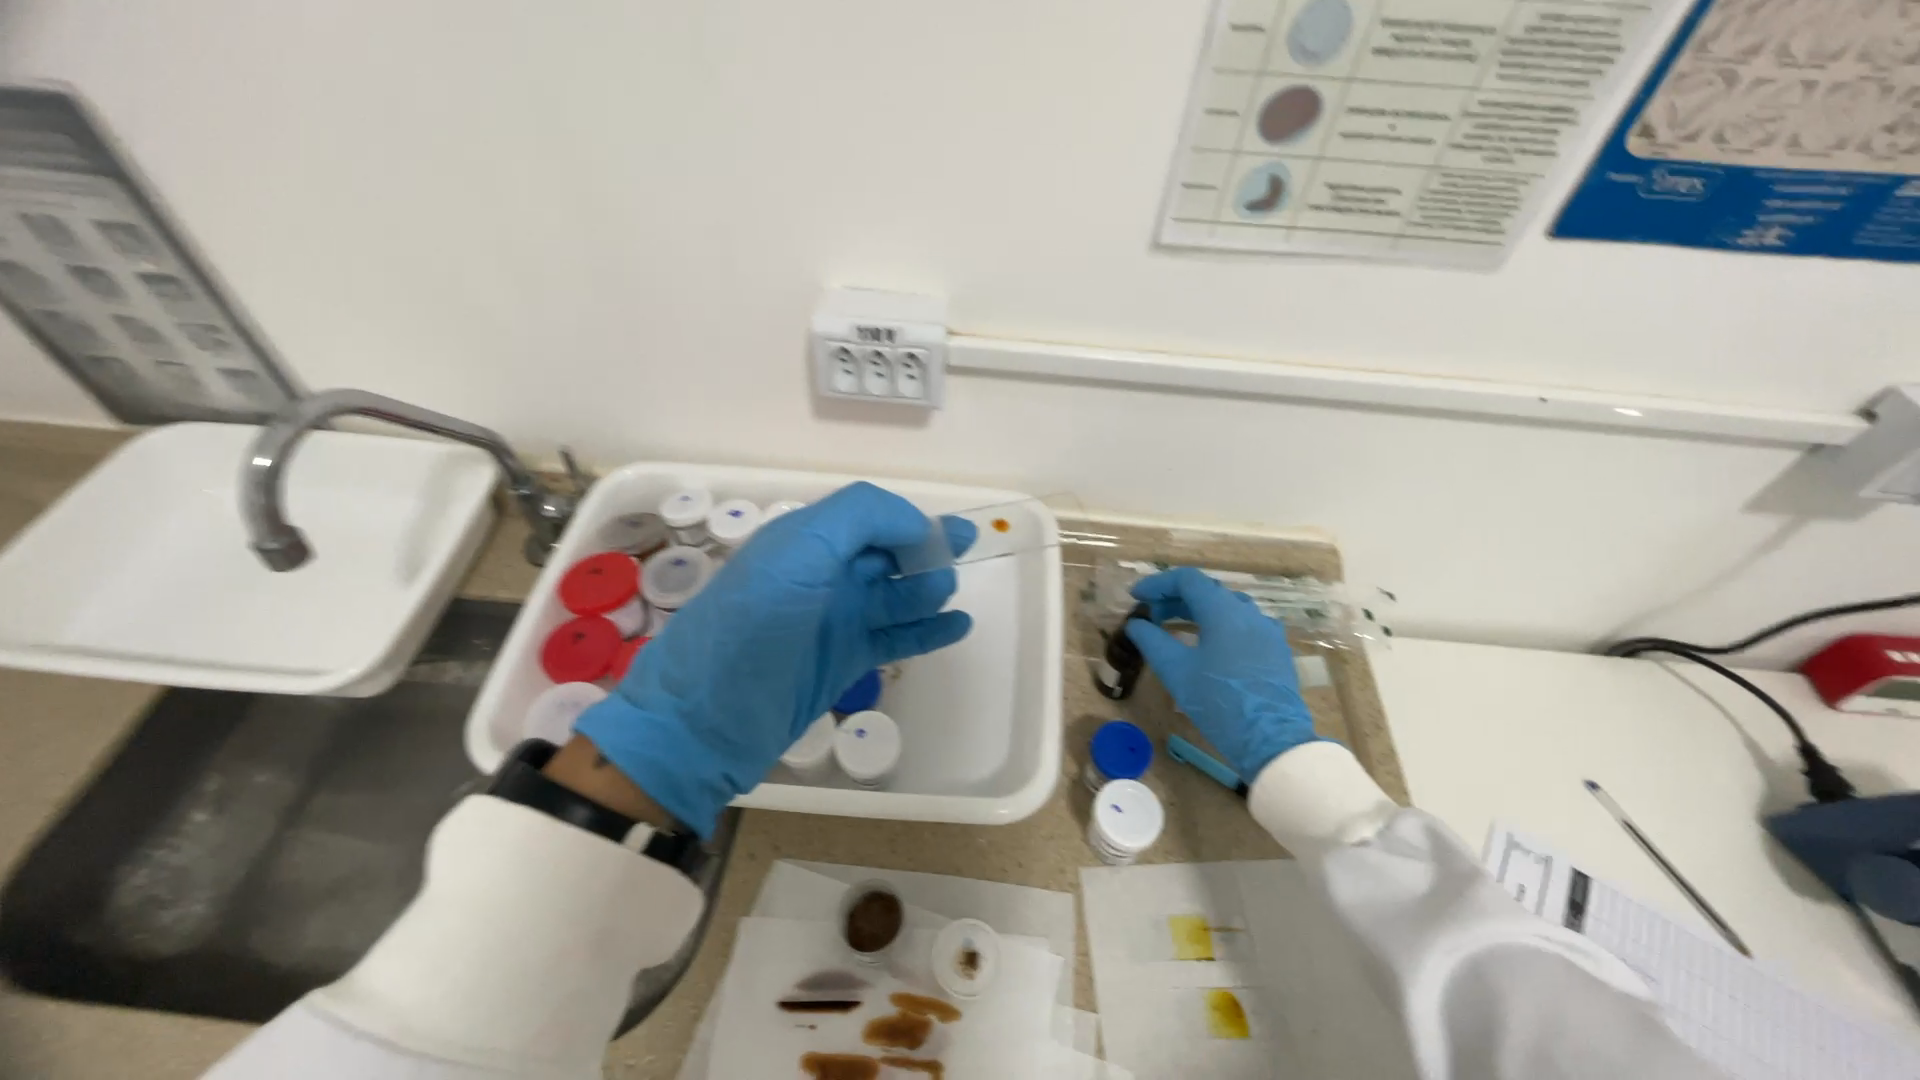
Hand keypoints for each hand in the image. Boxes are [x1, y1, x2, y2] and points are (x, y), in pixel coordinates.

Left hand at [572, 482, 973, 836]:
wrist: (702, 725)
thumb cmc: (750, 630)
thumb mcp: (797, 554)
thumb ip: (858, 518)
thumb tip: (917, 526)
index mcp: (804, 540)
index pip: (867, 515)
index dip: (906, 520)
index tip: (940, 537)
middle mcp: (820, 574)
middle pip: (885, 551)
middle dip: (925, 548)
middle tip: (965, 549)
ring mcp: (833, 620)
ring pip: (895, 595)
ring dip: (927, 588)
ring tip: (948, 593)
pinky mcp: (843, 661)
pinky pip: (895, 638)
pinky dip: (927, 630)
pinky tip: (957, 626)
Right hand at [1124, 567, 1320, 782]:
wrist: (1270, 740)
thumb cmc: (1218, 703)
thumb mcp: (1176, 672)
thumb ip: (1152, 641)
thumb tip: (1136, 624)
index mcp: (1224, 612)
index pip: (1187, 580)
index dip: (1158, 584)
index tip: (1136, 597)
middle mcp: (1249, 613)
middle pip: (1208, 591)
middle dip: (1175, 598)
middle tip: (1150, 614)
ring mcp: (1267, 631)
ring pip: (1227, 608)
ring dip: (1198, 610)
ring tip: (1175, 627)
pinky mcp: (1276, 650)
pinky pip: (1243, 625)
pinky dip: (1219, 625)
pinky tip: (1208, 645)